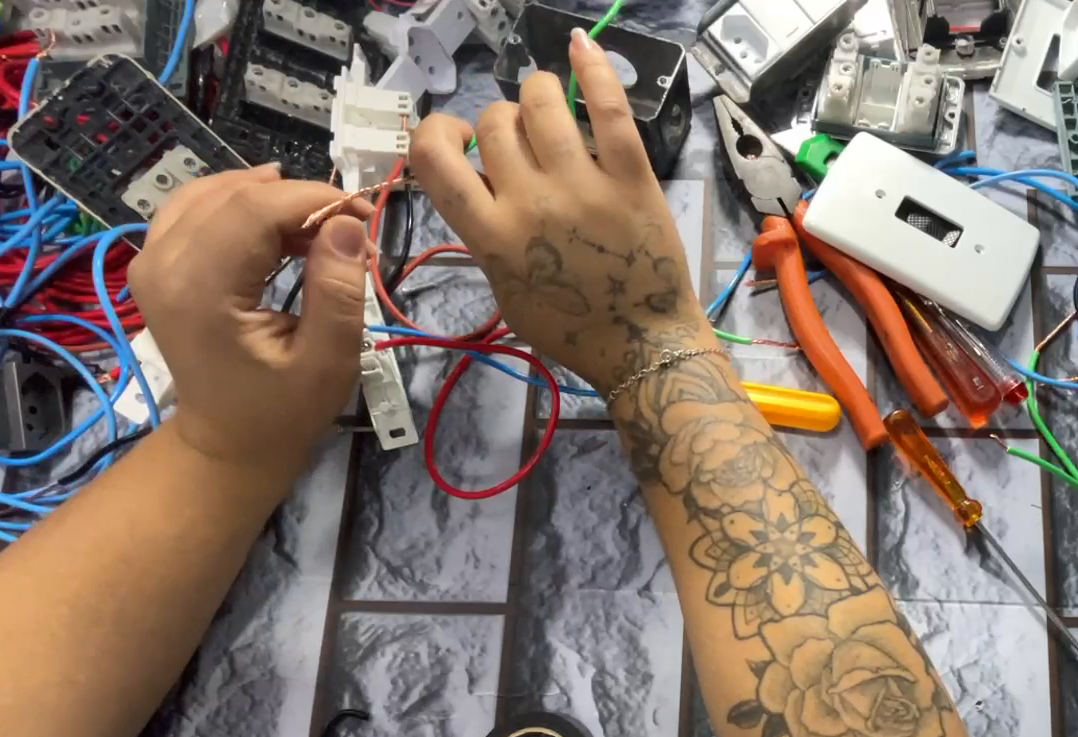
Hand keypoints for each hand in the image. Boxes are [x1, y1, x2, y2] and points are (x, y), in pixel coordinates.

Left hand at [129, 166, 373, 477]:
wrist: (232, 442)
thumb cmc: (285, 410)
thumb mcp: (328, 361)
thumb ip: (337, 292)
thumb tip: (349, 226)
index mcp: (201, 289)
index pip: (254, 210)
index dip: (313, 199)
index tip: (366, 216)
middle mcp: (162, 262)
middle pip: (233, 195)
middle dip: (299, 198)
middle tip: (354, 228)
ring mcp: (152, 260)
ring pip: (211, 193)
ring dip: (272, 200)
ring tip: (322, 228)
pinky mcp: (158, 262)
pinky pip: (196, 209)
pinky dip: (243, 207)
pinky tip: (279, 224)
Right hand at [409, 28, 709, 394]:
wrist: (645, 348)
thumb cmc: (576, 332)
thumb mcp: (509, 297)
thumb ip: (487, 241)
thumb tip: (480, 194)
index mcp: (491, 236)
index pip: (433, 158)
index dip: (437, 134)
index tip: (458, 141)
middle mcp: (529, 202)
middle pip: (495, 122)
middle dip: (504, 127)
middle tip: (529, 148)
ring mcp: (582, 186)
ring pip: (540, 100)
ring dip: (540, 97)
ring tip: (554, 113)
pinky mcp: (630, 178)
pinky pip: (608, 107)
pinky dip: (593, 67)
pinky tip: (582, 47)